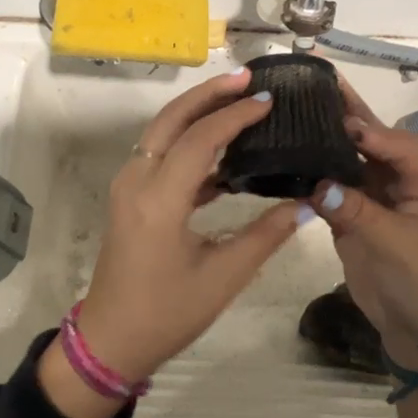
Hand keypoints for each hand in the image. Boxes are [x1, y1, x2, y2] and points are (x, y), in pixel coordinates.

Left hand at [73, 68, 306, 387]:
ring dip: (197, 113)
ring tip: (238, 103)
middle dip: (208, 94)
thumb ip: (265, 235)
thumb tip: (306, 204)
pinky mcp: (131, 197)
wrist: (111, 339)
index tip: (268, 101)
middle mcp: (137, 181)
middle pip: (171, 120)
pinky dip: (189, 144)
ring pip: (162, 133)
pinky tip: (225, 154)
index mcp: (159, 200)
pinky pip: (160, 156)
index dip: (234, 117)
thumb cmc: (167, 313)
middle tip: (247, 78)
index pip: (199, 139)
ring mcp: (129, 187)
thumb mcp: (223, 277)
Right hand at [315, 78, 417, 367]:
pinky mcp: (353, 213)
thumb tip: (319, 185)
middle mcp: (400, 178)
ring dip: (324, 138)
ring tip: (292, 110)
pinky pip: (331, 183)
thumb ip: (355, 209)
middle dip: (344, 112)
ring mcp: (375, 194)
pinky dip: (313, 171)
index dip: (367, 130)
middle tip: (313, 82)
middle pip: (369, 138)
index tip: (337, 120)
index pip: (394, 141)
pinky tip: (288, 154)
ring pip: (347, 156)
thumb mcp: (393, 243)